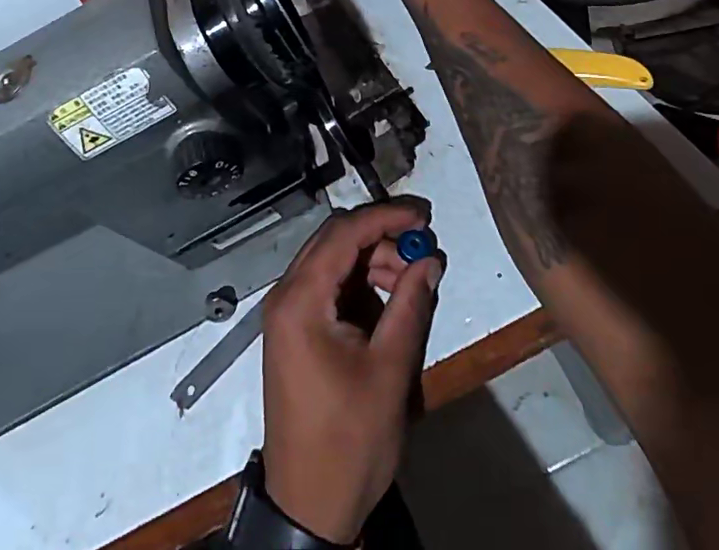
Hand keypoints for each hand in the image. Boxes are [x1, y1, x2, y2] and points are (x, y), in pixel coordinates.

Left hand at [261, 199, 445, 543]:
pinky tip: (393, 299)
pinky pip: (332, 286)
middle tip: (424, 248)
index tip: (425, 216)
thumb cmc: (350, 438)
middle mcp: (287, 298)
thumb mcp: (390, 367)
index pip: (344, 233)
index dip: (387, 215)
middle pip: (336, 239)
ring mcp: (290, 315)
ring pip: (335, 260)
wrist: (311, 502)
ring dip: (374, 259)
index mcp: (301, 302)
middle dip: (382, 235)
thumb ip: (411, 303)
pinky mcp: (299, 331)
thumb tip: (430, 258)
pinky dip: (363, 282)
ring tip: (413, 282)